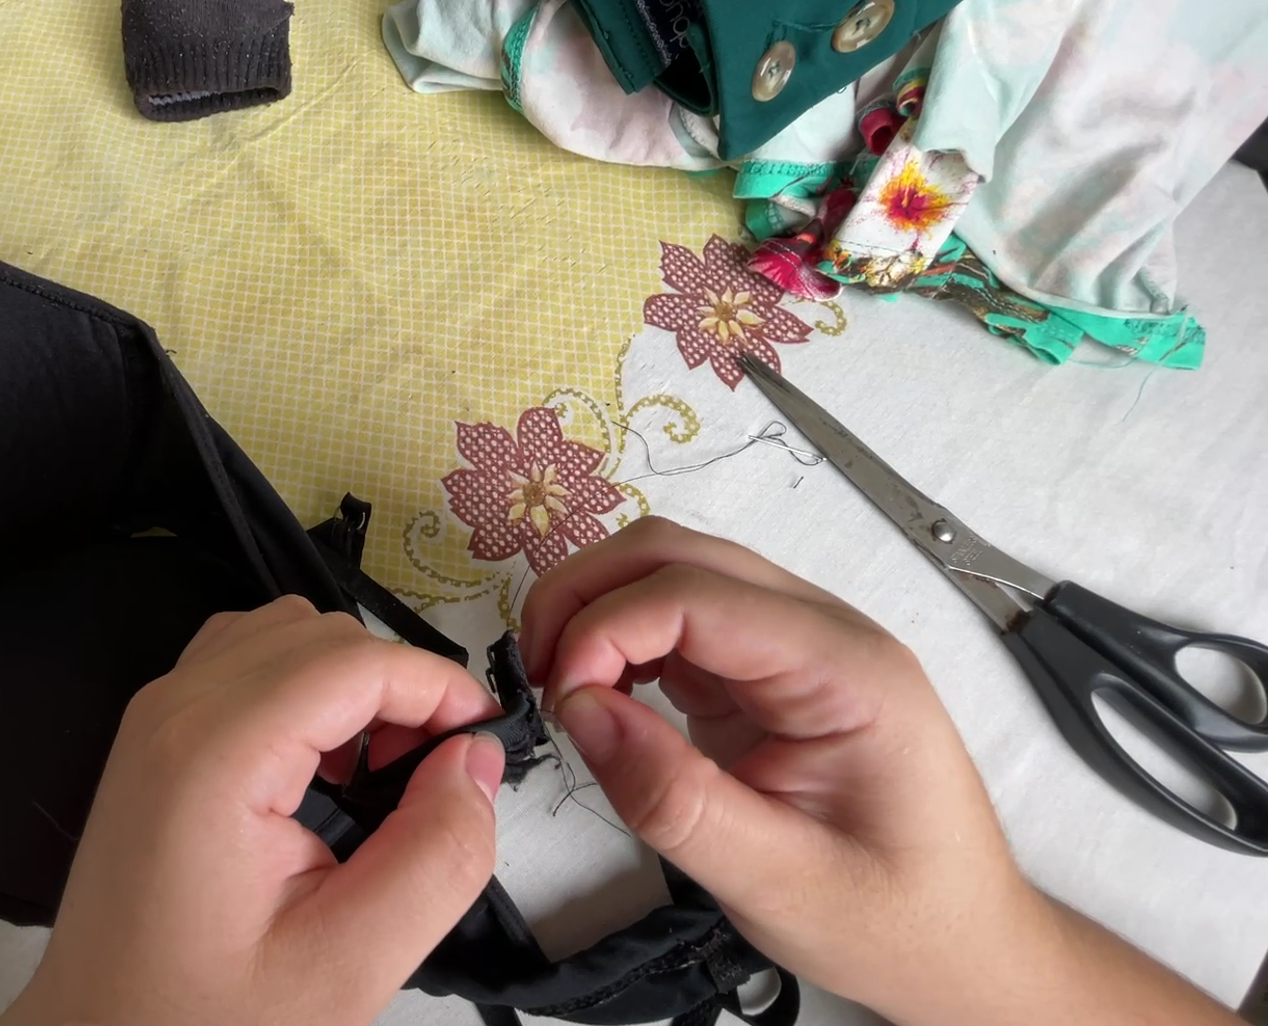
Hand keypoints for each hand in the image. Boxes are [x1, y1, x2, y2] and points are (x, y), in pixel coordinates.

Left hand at [0, 597, 508, 1025]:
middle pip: (322, 634)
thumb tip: (474, 760)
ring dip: (351, 675)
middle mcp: (176, 704)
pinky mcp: (159, 720)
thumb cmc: (204, 1019)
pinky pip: (248, 649)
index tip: (483, 733)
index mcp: (214, 753)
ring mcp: (159, 704)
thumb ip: (436, 856)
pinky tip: (318, 747)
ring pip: (287, 628)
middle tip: (431, 764)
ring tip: (375, 760)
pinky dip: (304, 675)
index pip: (351, 662)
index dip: (435, 683)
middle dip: (397, 682)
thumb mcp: (347, 965)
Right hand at [521, 517, 1240, 1025]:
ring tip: (558, 676)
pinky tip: (597, 684)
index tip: (562, 700)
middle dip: (582, 593)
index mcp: (842, 669)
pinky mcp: (751, 657)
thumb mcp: (779, 885)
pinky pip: (663, 609)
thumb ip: (672, 797)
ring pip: (659, 565)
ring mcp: (783, 634)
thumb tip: (576, 708)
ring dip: (590, 604)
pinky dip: (610, 631)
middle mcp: (815, 626)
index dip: (605, 630)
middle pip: (669, 551)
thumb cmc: (890, 922)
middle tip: (537, 668)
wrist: (958, 946)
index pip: (694, 595)